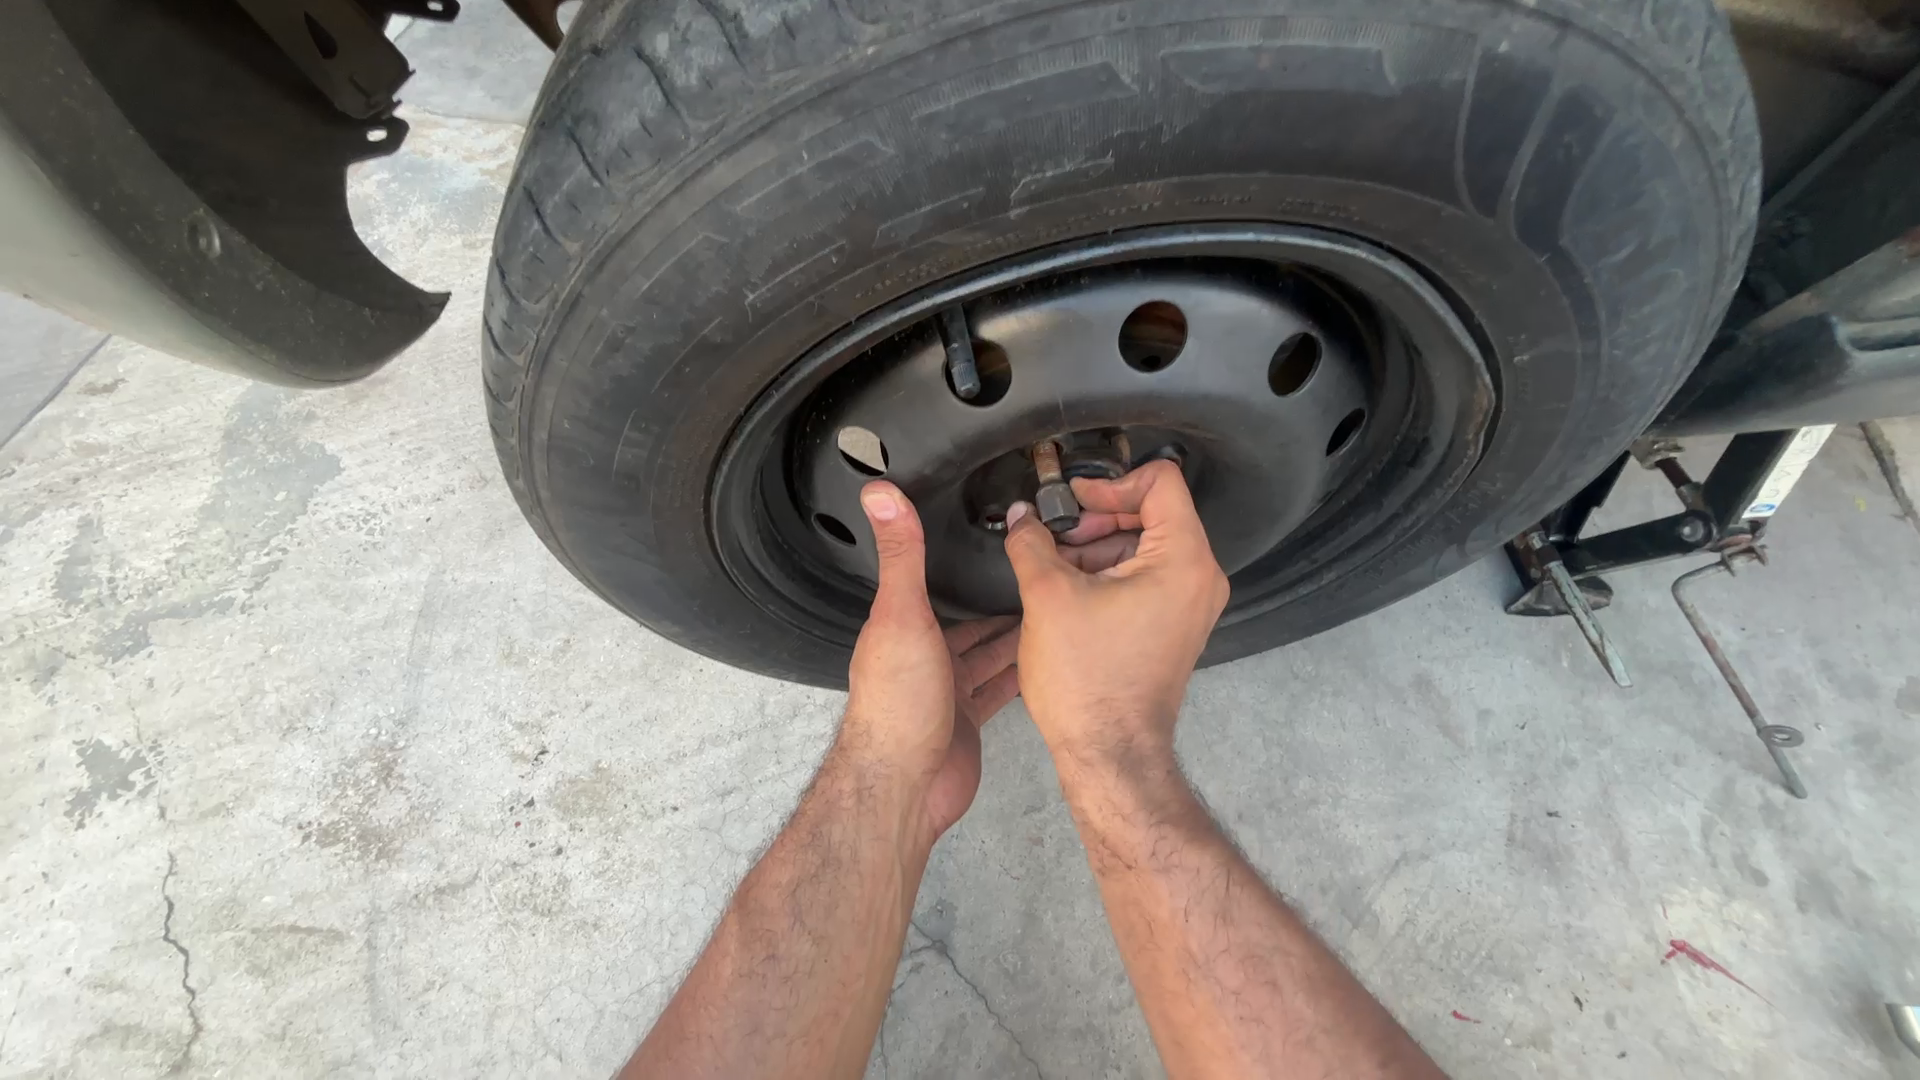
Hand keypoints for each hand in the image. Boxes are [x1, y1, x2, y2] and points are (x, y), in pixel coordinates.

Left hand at [838, 481, 1021, 846]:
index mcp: (904, 624)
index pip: (937, 584)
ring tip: (1053, 610)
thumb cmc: (897, 700)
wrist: (904, 784)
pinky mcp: (969, 718)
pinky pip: (999, 687)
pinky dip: (1020, 672)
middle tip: (1041, 576)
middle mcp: (924, 653)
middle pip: (969, 620)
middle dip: (999, 600)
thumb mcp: (901, 614)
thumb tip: (878, 492)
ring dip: (1015, 634)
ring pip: (988, 652)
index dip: (965, 565)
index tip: (999, 541)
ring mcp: (948, 689)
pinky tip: (1045, 659)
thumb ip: (900, 554)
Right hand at [1001, 461, 1226, 774]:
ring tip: (1052, 568)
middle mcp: (1199, 577)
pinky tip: (1068, 591)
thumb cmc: (1087, 678)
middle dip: (1097, 518)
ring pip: (1143, 545)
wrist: (1109, 752)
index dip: (1109, 483)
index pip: (1160, 481)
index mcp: (1183, 560)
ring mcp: (1189, 603)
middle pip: (1151, 512)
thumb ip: (1031, 541)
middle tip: (1054, 536)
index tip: (1071, 503)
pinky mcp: (1173, 624)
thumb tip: (1021, 515)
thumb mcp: (1047, 596)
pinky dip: (1107, 572)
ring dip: (1096, 546)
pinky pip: (1144, 576)